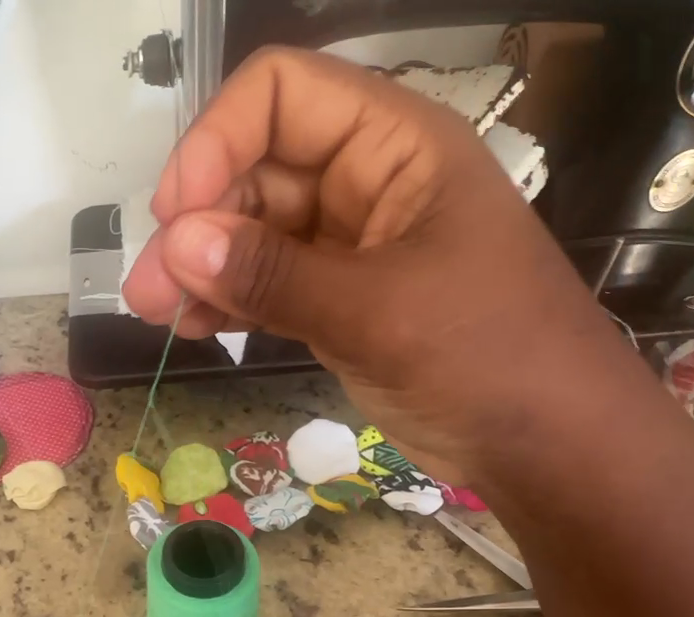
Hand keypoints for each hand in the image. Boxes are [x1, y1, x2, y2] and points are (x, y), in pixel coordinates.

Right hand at [122, 47, 642, 483]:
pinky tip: (194, 328)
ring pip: (251, 232)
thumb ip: (275, 275)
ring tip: (160, 317)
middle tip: (148, 292)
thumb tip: (175, 243)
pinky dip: (226, 301)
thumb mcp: (378, 310)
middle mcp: (364, 180)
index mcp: (394, 144)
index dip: (217, 141)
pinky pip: (265, 282)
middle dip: (196, 223)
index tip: (176, 215)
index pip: (282, 95)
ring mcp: (347, 244)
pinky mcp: (335, 299)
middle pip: (253, 168)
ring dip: (201, 267)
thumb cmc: (488, 355)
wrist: (545, 443)